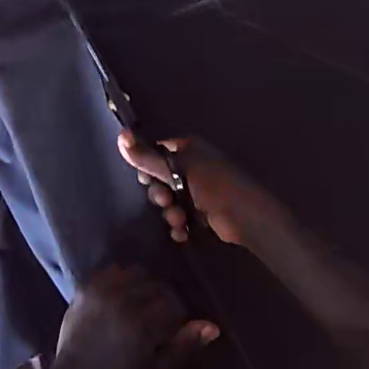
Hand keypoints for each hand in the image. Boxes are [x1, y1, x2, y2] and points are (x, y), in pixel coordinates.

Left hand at [52, 266, 216, 368]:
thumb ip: (182, 347)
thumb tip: (212, 326)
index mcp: (142, 323)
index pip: (173, 303)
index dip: (178, 315)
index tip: (173, 328)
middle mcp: (123, 300)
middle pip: (155, 284)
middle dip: (162, 299)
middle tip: (158, 318)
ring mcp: (102, 290)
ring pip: (135, 272)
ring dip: (142, 285)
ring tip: (140, 305)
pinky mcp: (86, 286)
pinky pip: (111, 271)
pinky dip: (121, 279)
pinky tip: (121, 296)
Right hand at [117, 132, 287, 246]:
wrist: (248, 218)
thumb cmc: (215, 185)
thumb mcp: (179, 170)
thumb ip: (148, 158)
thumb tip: (120, 136)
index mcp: (187, 148)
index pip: (156, 151)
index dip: (147, 165)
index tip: (144, 179)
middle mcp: (191, 165)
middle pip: (160, 177)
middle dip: (160, 193)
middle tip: (164, 201)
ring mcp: (197, 189)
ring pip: (170, 199)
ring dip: (169, 212)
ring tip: (178, 220)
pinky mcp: (203, 211)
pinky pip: (181, 215)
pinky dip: (178, 224)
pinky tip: (182, 232)